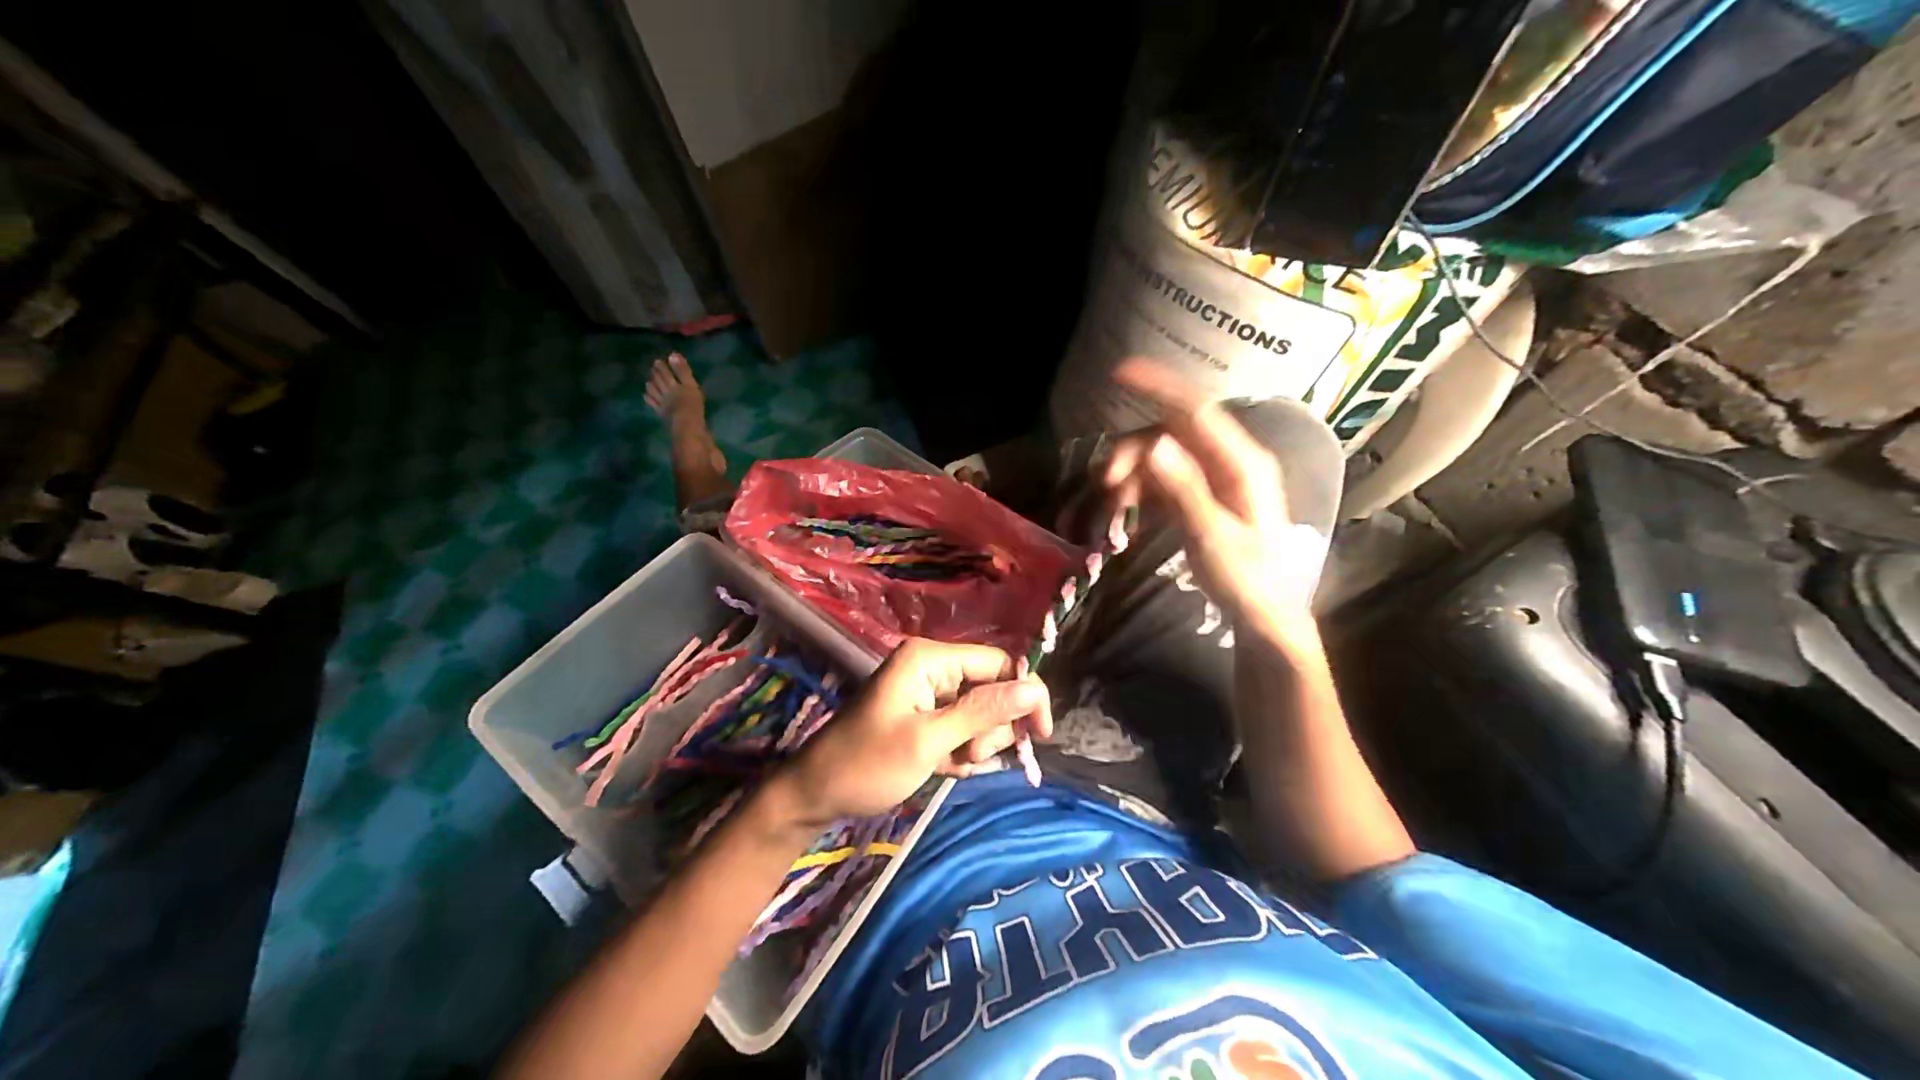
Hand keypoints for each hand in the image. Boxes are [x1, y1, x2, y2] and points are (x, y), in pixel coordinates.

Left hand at [766, 638, 1052, 828]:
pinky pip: (963, 729)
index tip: (1039, 734)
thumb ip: (983, 712)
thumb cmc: (868, 764)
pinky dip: (961, 752)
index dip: (1025, 693)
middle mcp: (932, 668)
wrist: (816, 794)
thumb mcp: (929, 740)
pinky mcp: (925, 717)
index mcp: (930, 658)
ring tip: (950, 765)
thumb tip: (1035, 688)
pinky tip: (943, 769)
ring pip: (982, 713)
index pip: (999, 662)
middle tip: (969, 758)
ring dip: (976, 744)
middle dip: (991, 728)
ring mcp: (928, 693)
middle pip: (993, 689)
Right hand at [1094, 358, 1324, 651]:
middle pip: (1171, 435)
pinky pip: (1162, 480)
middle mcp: (1227, 463)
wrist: (1263, 614)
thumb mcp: (1212, 536)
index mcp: (1241, 464)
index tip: (1121, 372)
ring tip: (1112, 506)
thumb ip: (1184, 489)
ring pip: (1161, 458)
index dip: (1160, 387)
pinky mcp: (1201, 498)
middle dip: (1133, 451)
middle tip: (1104, 482)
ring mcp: (1213, 479)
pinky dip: (1139, 490)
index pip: (1197, 412)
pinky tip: (1123, 512)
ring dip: (1132, 474)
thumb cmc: (1246, 578)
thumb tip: (1154, 445)